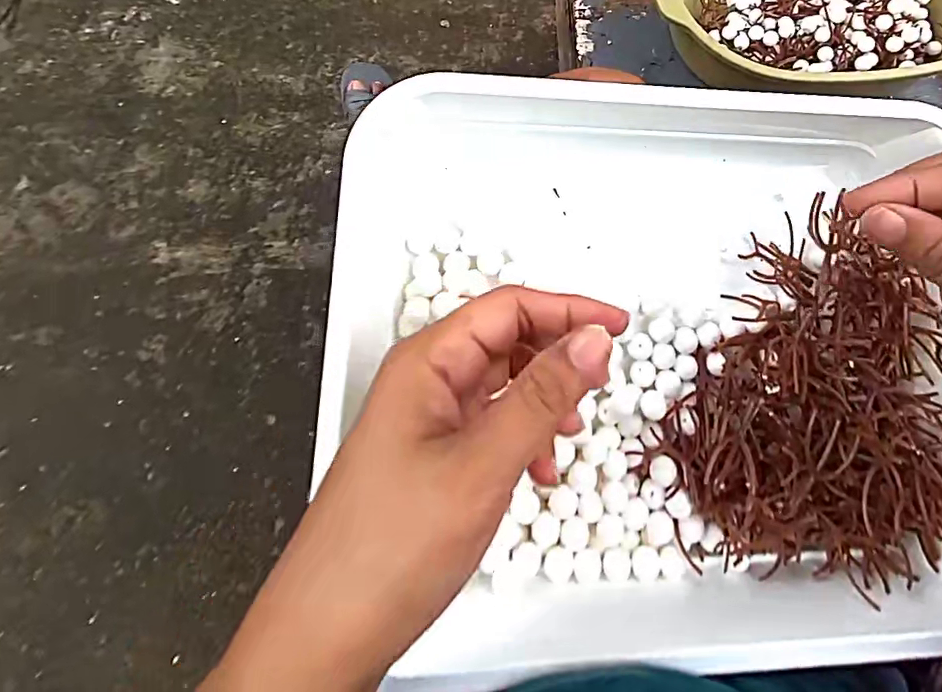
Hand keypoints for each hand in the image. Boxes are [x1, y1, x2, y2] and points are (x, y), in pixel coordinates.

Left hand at [203, 288, 626, 691]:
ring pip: (503, 381)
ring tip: (571, 425)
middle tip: (600, 375)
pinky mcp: (435, 451)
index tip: (614, 324)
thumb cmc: (383, 551)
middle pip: (507, 339)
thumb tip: (589, 341)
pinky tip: (539, 464)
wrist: (327, 633)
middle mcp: (425, 380)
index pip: (510, 307)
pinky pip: (493, 419)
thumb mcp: (482, 463)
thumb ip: (543, 396)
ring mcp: (429, 416)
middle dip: (558, 354)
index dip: (568, 309)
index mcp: (427, 362)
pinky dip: (526, 433)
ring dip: (545, 398)